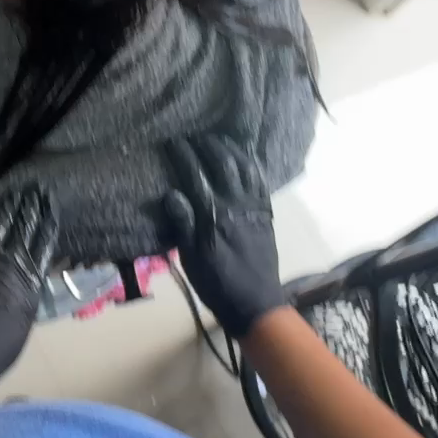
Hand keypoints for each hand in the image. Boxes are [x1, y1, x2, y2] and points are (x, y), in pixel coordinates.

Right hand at [163, 136, 283, 337]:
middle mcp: (235, 204)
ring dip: (232, 149)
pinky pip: (260, 181)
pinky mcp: (266, 212)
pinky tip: (245, 157)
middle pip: (222, 163)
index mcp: (212, 215)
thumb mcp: (190, 256)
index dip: (183, 155)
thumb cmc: (216, 282)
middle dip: (208, 144)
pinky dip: (252, 164)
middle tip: (195, 135)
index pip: (195, 175)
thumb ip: (183, 223)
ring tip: (219, 138)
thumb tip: (171, 193)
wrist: (254, 302)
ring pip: (245, 167)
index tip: (172, 141)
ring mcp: (254, 206)